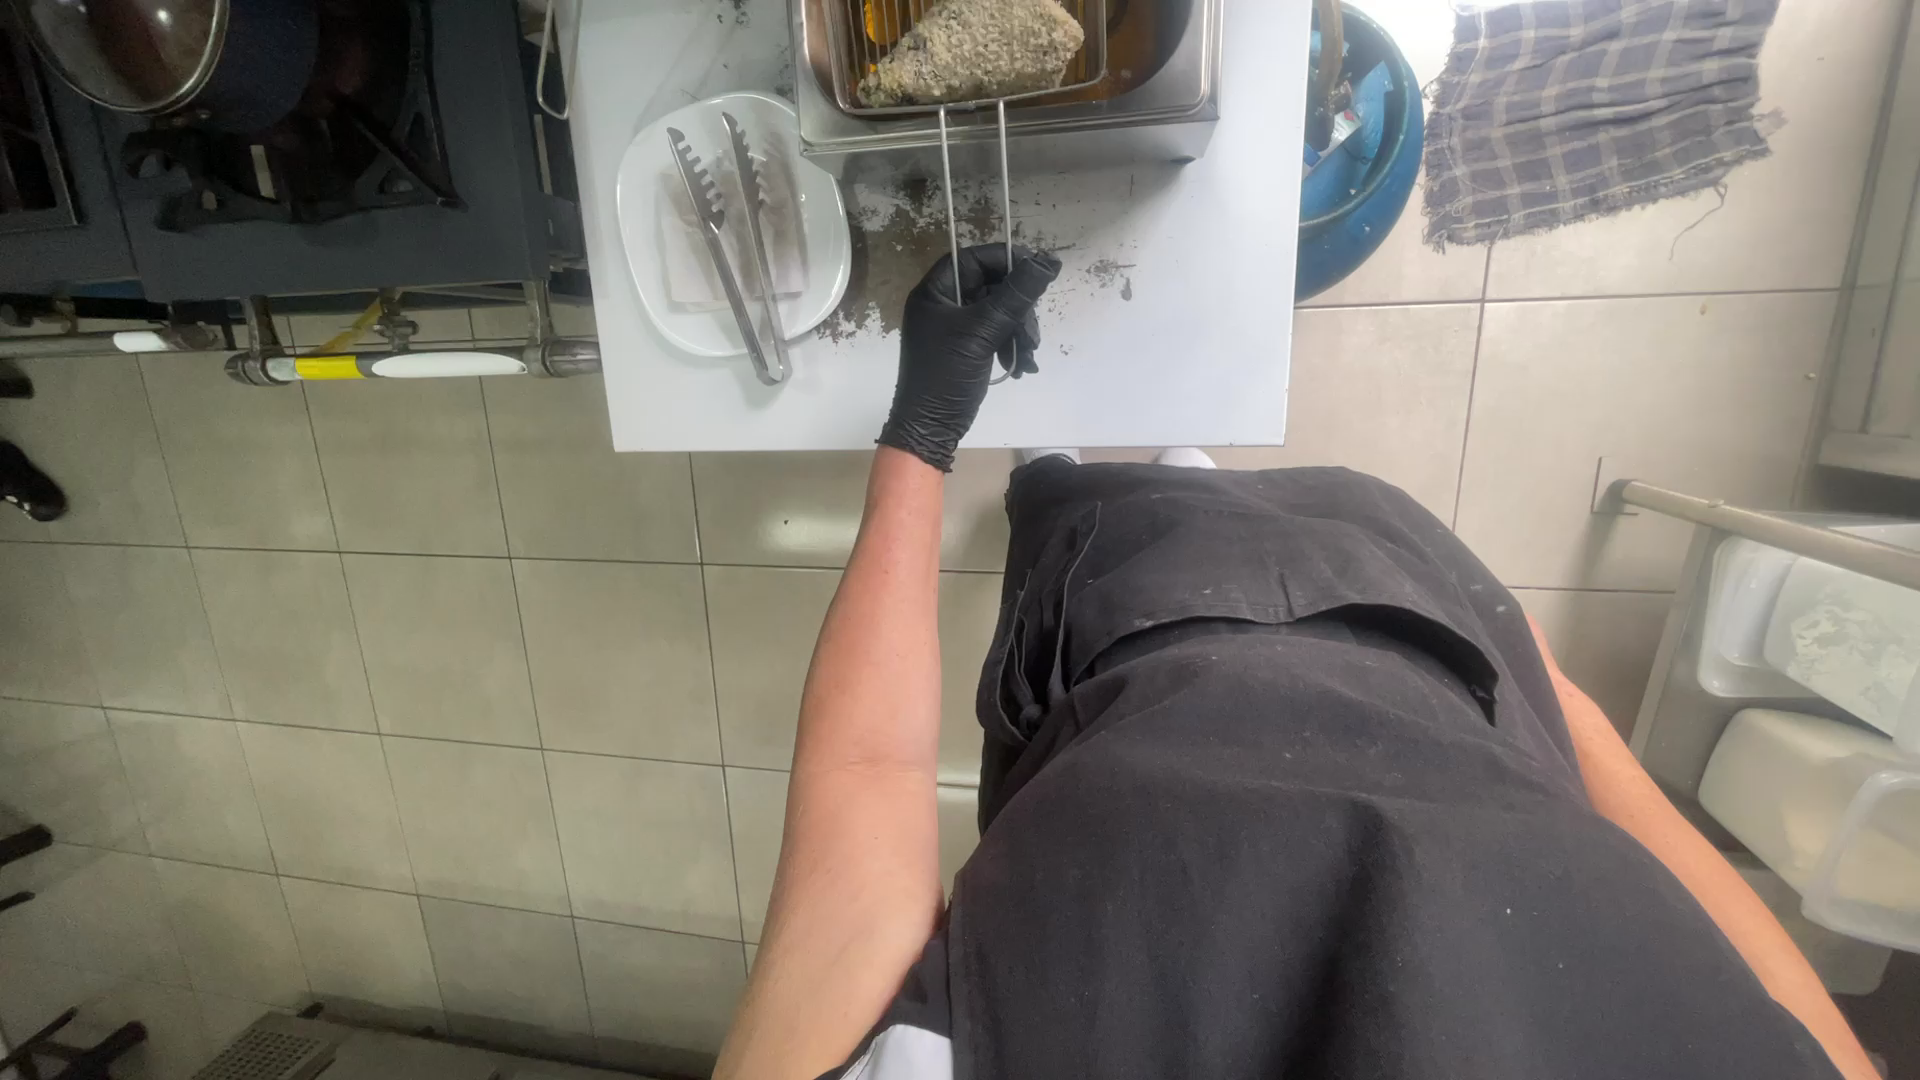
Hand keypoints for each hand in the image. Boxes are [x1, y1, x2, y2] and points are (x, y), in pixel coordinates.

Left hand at [877, 244, 1061, 470]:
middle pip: (990, 286)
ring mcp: (954, 328)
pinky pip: (996, 334)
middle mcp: (942, 305)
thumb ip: (1015, 295)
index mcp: (934, 293)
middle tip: (1031, 332)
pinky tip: (1022, 365)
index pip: (973, 259)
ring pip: (998, 312)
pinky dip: (1011, 346)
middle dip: (1018, 307)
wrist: (930, 429)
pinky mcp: (966, 349)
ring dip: (1019, 330)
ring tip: (1028, 355)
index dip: (1005, 261)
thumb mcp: (983, 332)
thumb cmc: (946, 376)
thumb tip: (1047, 262)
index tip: (1037, 272)